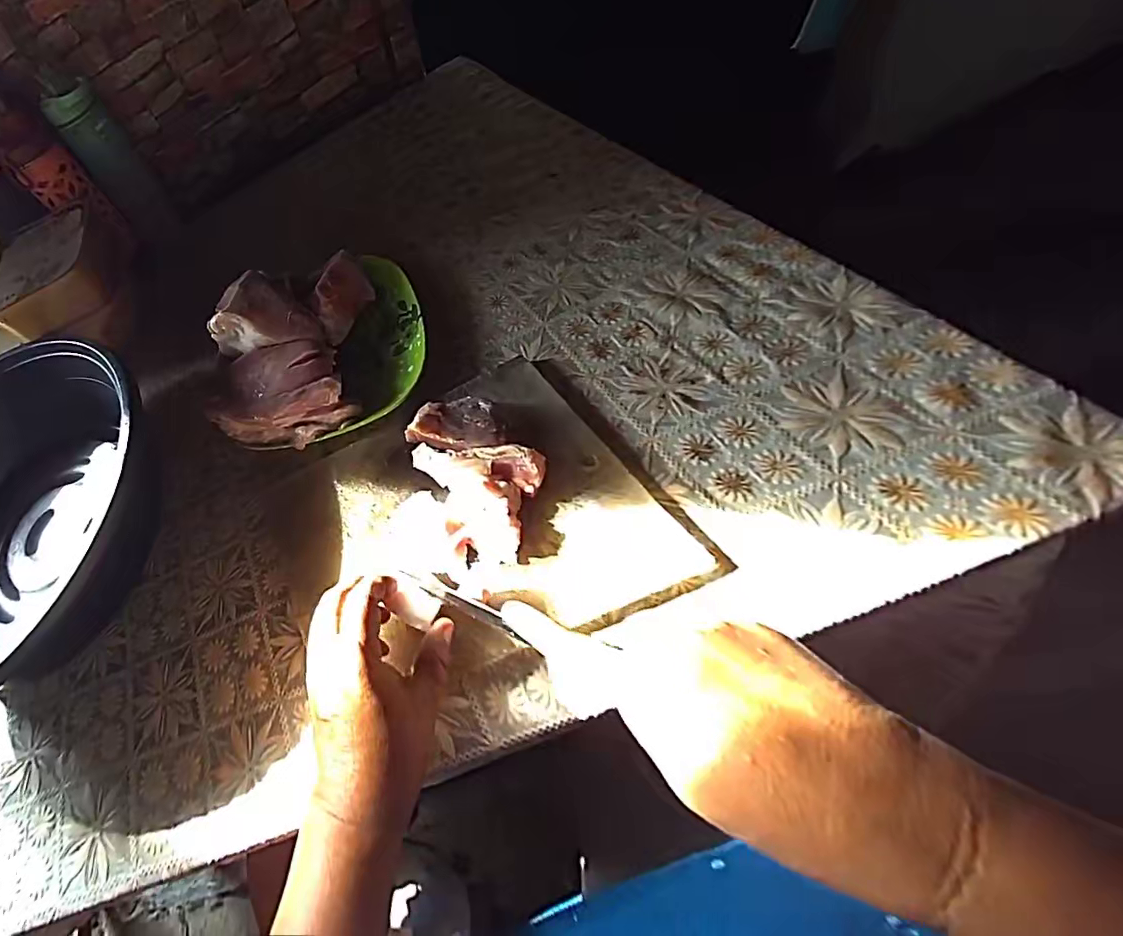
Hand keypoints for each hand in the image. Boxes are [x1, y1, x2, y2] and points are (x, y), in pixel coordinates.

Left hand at [304, 574, 454, 832]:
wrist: (358, 798)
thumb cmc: (390, 759)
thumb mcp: (424, 704)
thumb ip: (434, 659)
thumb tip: (444, 629)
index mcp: (353, 657)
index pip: (358, 598)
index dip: (378, 582)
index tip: (395, 580)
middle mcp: (327, 657)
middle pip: (334, 599)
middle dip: (360, 587)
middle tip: (389, 590)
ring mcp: (316, 669)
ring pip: (324, 616)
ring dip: (350, 606)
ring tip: (385, 615)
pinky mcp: (315, 682)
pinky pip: (323, 638)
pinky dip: (343, 627)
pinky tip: (374, 646)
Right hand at [500, 604, 976, 921]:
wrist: (911, 809)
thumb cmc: (798, 814)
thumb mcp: (691, 781)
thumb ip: (640, 718)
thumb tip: (612, 684)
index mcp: (658, 695)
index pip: (577, 652)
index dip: (538, 631)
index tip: (512, 609)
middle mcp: (683, 649)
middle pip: (625, 644)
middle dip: (633, 670)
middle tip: (673, 716)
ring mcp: (722, 629)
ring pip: (667, 639)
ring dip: (680, 668)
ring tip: (730, 716)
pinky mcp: (758, 623)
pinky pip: (708, 636)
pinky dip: (716, 662)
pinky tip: (755, 701)